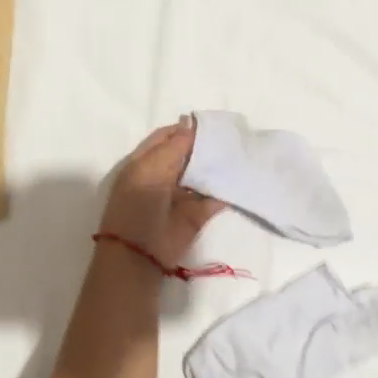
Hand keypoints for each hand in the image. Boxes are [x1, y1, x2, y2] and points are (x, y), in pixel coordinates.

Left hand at [99, 118, 226, 266]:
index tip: (211, 121)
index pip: (168, 138)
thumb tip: (190, 123)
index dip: (187, 129)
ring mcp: (182, 196)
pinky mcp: (197, 216)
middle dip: (207, 146)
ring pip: (203, 175)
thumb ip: (173, 147)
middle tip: (231, 135)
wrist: (139, 257)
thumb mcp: (151, 170)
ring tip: (240, 151)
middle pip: (189, 155)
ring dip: (219, 166)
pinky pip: (215, 198)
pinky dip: (227, 189)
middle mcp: (164, 176)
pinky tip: (241, 176)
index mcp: (145, 163)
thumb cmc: (137, 207)